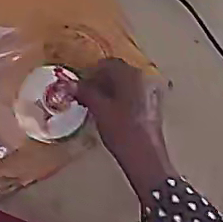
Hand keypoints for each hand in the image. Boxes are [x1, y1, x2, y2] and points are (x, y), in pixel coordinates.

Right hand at [74, 59, 176, 186]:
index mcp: (132, 75)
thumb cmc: (122, 130)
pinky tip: (110, 112)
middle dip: (100, 81)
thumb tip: (69, 83)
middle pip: (118, 72)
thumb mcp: (99, 109)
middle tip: (84, 93)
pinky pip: (133, 94)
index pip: (108, 64)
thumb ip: (84, 92)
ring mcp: (151, 93)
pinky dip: (120, 98)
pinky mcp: (153, 107)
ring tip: (94, 104)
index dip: (90, 72)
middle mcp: (144, 79)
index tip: (78, 83)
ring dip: (110, 90)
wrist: (145, 157)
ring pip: (125, 84)